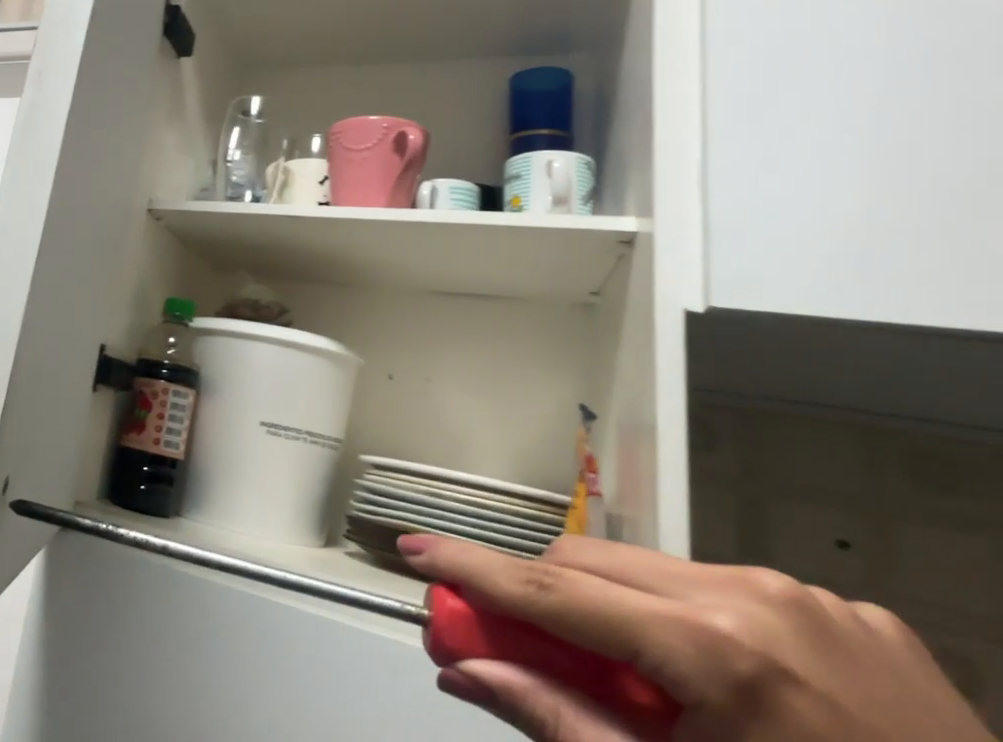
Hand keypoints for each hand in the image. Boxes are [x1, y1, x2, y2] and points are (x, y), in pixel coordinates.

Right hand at [401, 534, 992, 741]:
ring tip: (632, 679)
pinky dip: (694, 621)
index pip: (554, 590)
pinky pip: (737, 591)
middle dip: (540, 590)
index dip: (472, 568)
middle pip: (595, 560)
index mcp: (718, 649)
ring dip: (617, 607)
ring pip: (659, 570)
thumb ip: (558, 723)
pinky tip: (722, 686)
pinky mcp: (858, 612)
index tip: (414, 550)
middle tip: (511, 635)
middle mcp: (762, 597)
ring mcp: (818, 599)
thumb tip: (466, 671)